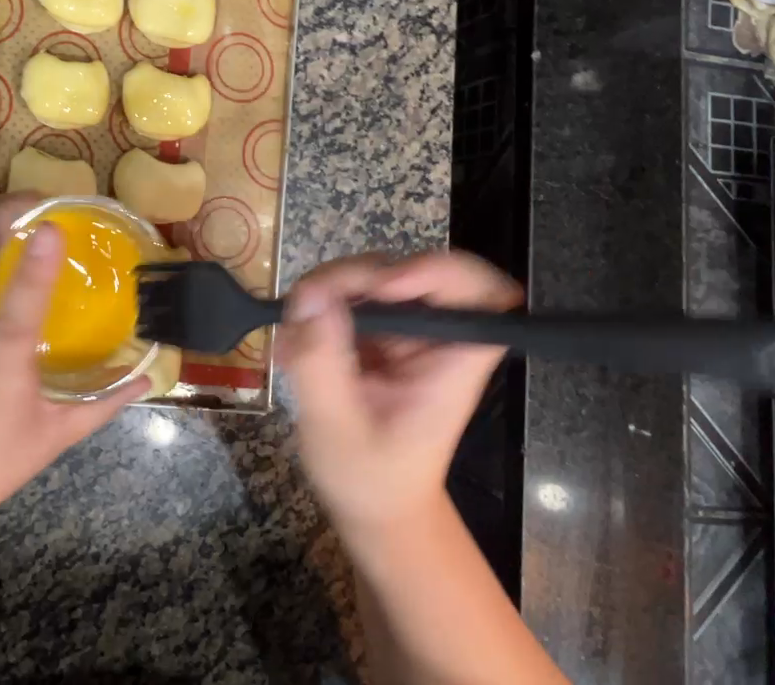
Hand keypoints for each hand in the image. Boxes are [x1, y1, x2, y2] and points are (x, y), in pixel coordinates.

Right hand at [278, 250, 522, 534]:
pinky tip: (293, 352)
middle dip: (354, 278)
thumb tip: (310, 298)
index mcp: (453, 358)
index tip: (386, 289)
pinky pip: (345, 298)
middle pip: (408, 268)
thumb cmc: (370, 481)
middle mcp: (434, 334)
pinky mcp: (376, 333)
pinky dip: (313, 314)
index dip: (438, 272)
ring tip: (293, 344)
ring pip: (370, 275)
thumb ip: (323, 364)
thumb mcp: (337, 428)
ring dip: (325, 295)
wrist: (372, 506)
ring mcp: (404, 330)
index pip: (481, 292)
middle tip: (307, 308)